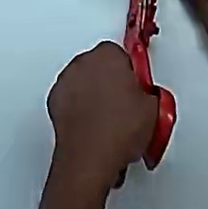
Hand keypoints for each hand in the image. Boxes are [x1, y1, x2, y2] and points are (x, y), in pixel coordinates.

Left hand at [46, 42, 156, 183]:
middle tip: (126, 105)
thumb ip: (149, 92)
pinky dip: (79, 107)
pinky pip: (71, 97)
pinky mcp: (54, 98)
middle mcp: (83, 62)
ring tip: (110, 121)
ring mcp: (66, 79)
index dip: (130, 71)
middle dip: (111, 81)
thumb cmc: (117, 131)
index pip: (120, 52)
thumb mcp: (153, 110)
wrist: (90, 155)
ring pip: (84, 80)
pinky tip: (93, 126)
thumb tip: (148, 97)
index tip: (137, 85)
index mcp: (108, 56)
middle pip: (100, 65)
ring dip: (94, 93)